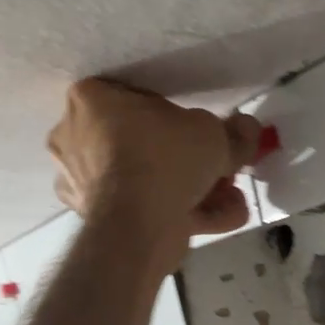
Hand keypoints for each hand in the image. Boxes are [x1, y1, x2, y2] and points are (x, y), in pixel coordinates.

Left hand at [47, 79, 259, 239]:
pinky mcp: (95, 218)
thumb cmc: (166, 160)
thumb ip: (234, 133)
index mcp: (90, 98)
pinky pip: (142, 208)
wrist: (138, 226)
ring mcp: (81, 180)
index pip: (139, 99)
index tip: (204, 138)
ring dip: (192, 192)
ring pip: (146, 181)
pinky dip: (176, 215)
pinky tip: (212, 223)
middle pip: (144, 144)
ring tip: (229, 202)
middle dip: (189, 164)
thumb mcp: (214, 136)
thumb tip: (248, 129)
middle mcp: (75, 135)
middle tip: (222, 175)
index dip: (179, 120)